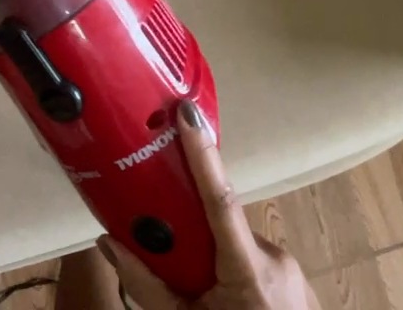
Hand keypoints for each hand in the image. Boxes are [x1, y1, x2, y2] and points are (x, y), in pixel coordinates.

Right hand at [98, 102, 319, 309]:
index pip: (220, 200)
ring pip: (234, 243)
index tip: (185, 112)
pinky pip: (251, 259)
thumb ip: (147, 287)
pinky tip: (222, 303)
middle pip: (220, 223)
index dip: (201, 154)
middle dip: (190, 231)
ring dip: (210, 258)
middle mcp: (276, 260)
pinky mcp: (296, 282)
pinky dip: (229, 271)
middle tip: (173, 258)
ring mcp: (291, 270)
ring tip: (200, 298)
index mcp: (249, 271)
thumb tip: (107, 242)